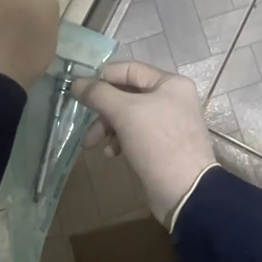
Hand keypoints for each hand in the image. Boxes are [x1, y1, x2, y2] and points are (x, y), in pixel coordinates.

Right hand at [74, 61, 217, 226]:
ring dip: (108, 128)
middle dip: (103, 111)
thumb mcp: (125, 113)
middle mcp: (171, 98)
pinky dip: (121, 141)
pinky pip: (136, 135)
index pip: (129, 69)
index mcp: (170, 83)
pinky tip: (112, 154)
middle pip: (127, 95)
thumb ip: (99, 94)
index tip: (80, 90)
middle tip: (84, 125)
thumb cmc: (157, 142)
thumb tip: (76, 82)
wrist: (185, 192)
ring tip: (92, 145)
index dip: (103, 77)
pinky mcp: (163, 145)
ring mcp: (168, 123)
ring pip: (129, 117)